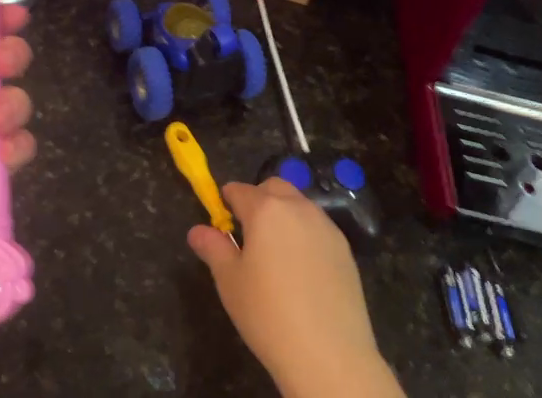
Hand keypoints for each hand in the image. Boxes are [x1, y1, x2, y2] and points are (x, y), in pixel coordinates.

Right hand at [188, 180, 401, 397]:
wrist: (328, 353)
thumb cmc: (268, 314)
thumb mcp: (230, 282)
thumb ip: (213, 248)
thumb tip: (197, 230)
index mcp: (266, 210)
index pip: (240, 190)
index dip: (227, 200)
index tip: (222, 218)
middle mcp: (298, 208)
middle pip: (274, 188)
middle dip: (258, 199)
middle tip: (248, 234)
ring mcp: (326, 226)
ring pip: (299, 205)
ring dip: (284, 215)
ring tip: (275, 254)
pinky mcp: (345, 248)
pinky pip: (318, 228)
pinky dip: (305, 235)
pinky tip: (301, 270)